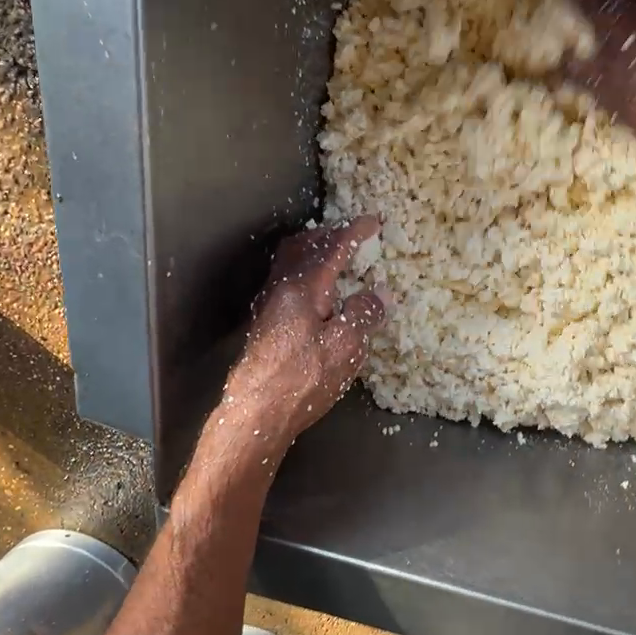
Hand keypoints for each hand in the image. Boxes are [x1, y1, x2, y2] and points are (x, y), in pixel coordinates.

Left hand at [205, 217, 385, 454]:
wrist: (256, 413)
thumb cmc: (303, 379)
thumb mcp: (345, 347)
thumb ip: (364, 314)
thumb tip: (379, 293)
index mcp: (304, 287)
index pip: (333, 248)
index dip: (355, 232)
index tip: (374, 222)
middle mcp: (281, 289)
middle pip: (304, 247)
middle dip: (329, 235)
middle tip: (352, 236)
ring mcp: (269, 306)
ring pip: (290, 263)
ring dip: (314, 252)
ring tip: (335, 258)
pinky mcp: (266, 325)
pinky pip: (287, 282)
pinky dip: (307, 273)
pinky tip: (318, 294)